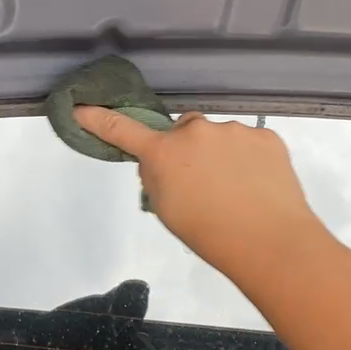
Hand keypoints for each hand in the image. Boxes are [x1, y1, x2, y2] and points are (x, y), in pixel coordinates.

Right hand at [73, 107, 326, 278]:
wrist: (270, 241)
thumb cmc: (209, 234)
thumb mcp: (166, 210)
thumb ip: (157, 178)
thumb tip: (163, 163)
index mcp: (164, 153)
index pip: (121, 130)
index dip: (98, 119)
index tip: (80, 108)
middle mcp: (195, 131)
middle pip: (182, 130)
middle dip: (186, 148)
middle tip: (201, 183)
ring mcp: (234, 130)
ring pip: (218, 136)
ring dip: (220, 154)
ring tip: (237, 190)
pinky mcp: (266, 135)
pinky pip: (249, 142)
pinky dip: (250, 159)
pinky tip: (258, 185)